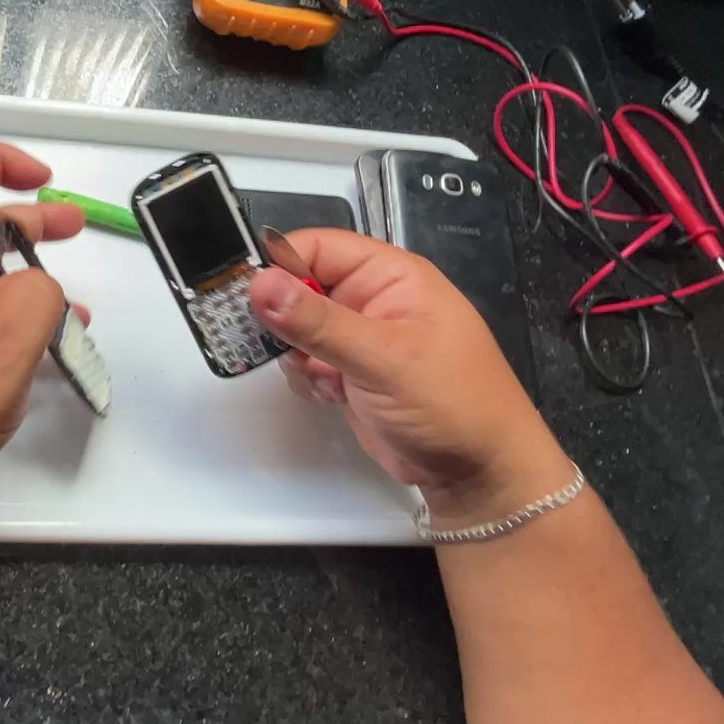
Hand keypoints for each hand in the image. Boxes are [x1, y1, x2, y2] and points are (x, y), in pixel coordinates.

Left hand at [0, 143, 86, 521]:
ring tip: (69, 300)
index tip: (42, 181)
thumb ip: (39, 299)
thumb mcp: (7, 349)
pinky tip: (27, 344)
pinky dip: (2, 310)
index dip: (0, 158)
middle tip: (74, 228)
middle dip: (30, 216)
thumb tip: (39, 282)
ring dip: (23, 270)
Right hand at [247, 230, 569, 525]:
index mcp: (389, 276)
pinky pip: (303, 360)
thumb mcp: (383, 359)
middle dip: (281, 315)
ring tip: (323, 376)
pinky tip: (333, 394)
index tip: (248, 294)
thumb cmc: (452, 405)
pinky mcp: (346, 370)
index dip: (279, 264)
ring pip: (294, 327)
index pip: (317, 247)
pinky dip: (306, 378)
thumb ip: (318, 323)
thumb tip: (261, 285)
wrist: (475, 475)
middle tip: (270, 340)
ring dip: (295, 353)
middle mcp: (369, 299)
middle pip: (298, 285)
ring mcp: (357, 336)